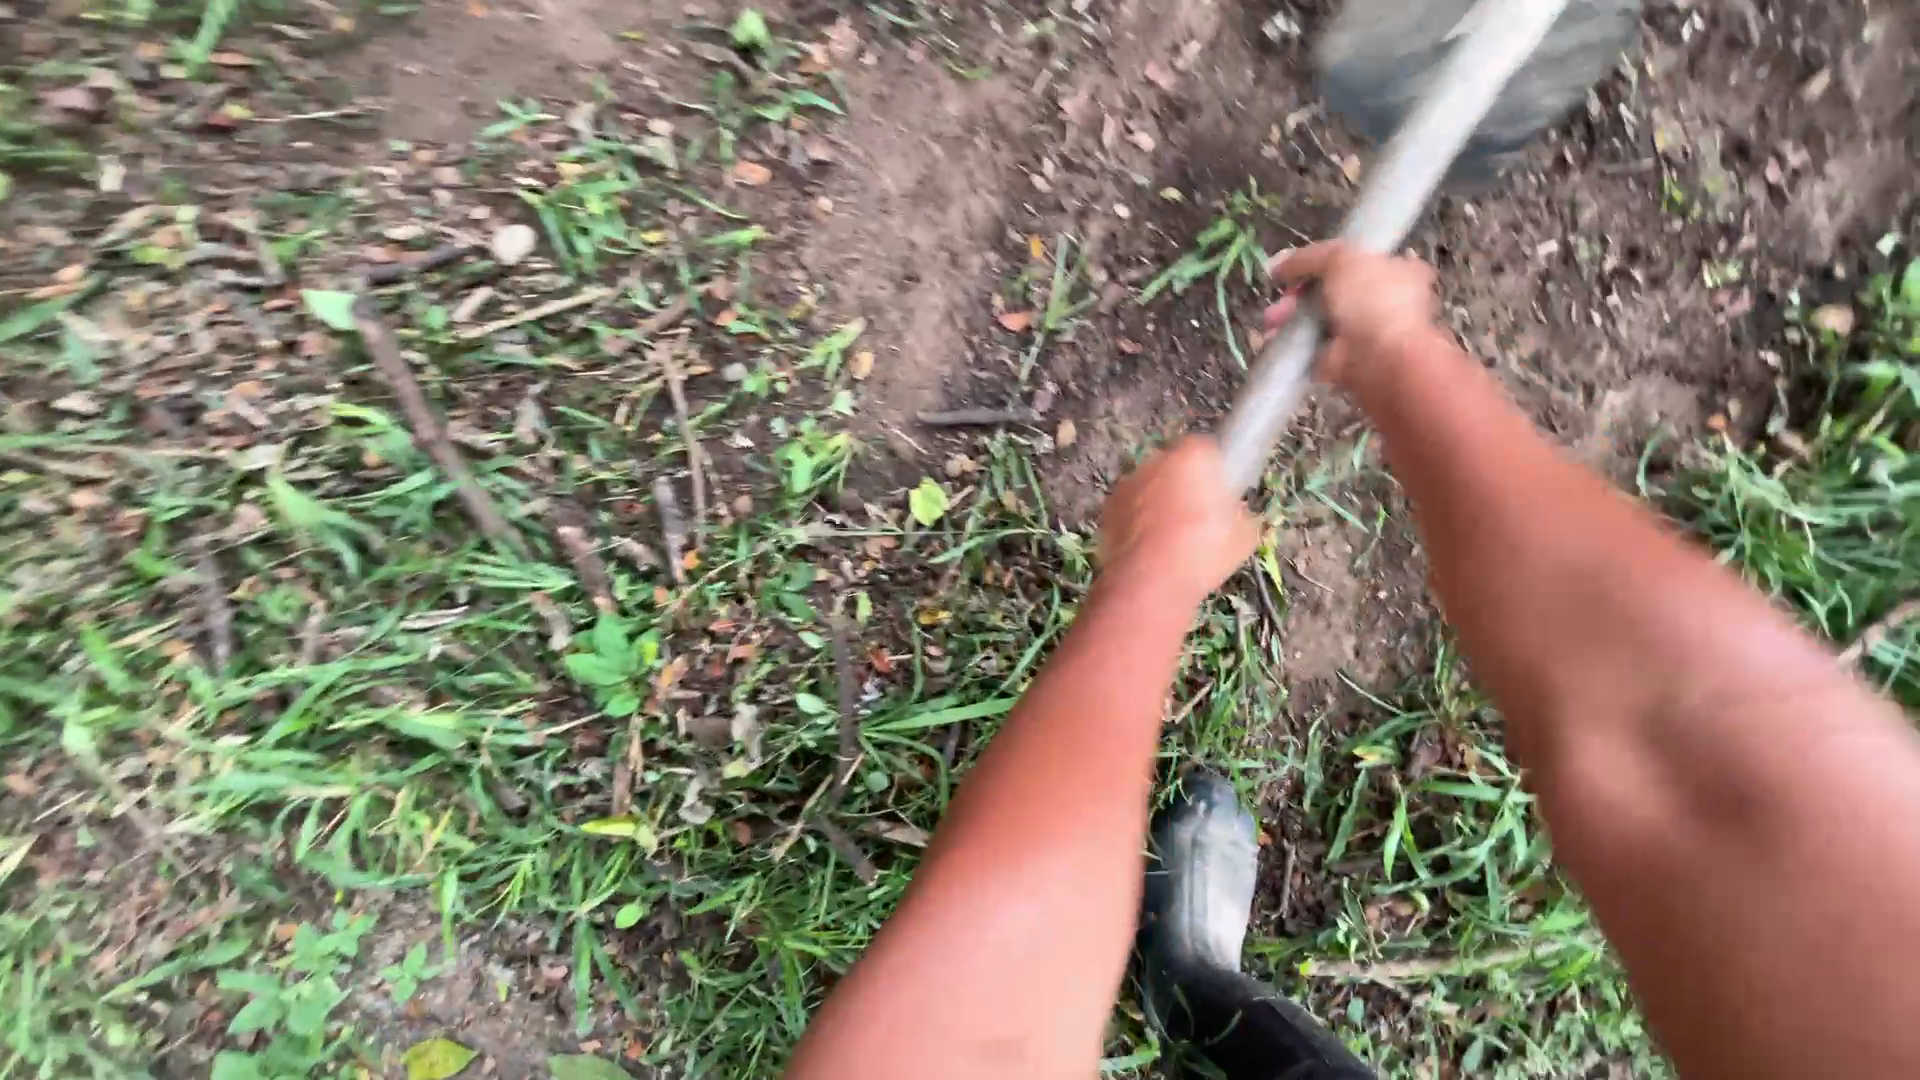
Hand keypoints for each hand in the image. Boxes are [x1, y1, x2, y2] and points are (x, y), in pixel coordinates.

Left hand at [1098, 437, 1260, 604]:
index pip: (1206, 448)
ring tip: (1170, 535)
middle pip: (1174, 465)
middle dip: (1184, 483)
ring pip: (1149, 485)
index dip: (1213, 469)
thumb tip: (1235, 514)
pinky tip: (1148, 545)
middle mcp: (1156, 461)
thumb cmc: (1203, 552)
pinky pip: (1129, 507)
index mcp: (1194, 456)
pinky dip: (1137, 519)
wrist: (1149, 581)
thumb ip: (1240, 514)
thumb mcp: (1243, 536)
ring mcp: (1127, 483)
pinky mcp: (1107, 508)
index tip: (1219, 491)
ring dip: (1158, 501)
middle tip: (1198, 514)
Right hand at [1264, 242, 1439, 388]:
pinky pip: (1306, 344)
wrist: (1377, 356)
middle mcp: (1379, 300)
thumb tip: (1279, 264)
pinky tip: (1272, 337)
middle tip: (1282, 296)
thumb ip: (1309, 257)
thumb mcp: (1341, 258)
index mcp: (1395, 270)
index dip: (1323, 261)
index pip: (1354, 260)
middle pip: (1327, 289)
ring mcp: (1358, 331)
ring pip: (1314, 317)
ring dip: (1288, 316)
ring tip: (1271, 320)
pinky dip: (1287, 341)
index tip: (1297, 268)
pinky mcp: (1338, 357)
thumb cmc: (1371, 298)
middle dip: (1298, 292)